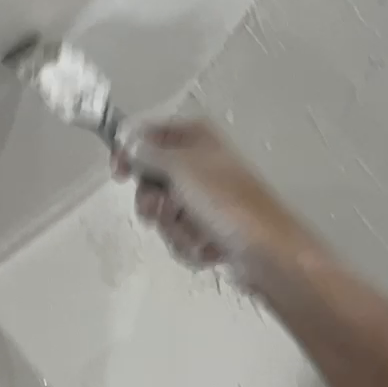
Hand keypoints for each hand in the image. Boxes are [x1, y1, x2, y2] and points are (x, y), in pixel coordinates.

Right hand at [113, 118, 289, 271]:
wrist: (269, 253)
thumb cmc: (225, 201)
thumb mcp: (179, 168)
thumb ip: (146, 153)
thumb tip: (127, 142)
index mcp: (196, 136)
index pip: (148, 133)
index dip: (129, 151)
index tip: (118, 173)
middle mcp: (200, 162)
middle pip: (152, 176)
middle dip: (153, 201)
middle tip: (161, 210)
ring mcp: (206, 197)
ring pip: (164, 210)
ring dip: (173, 227)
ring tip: (195, 233)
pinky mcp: (211, 228)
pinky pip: (180, 233)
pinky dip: (189, 243)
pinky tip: (208, 248)